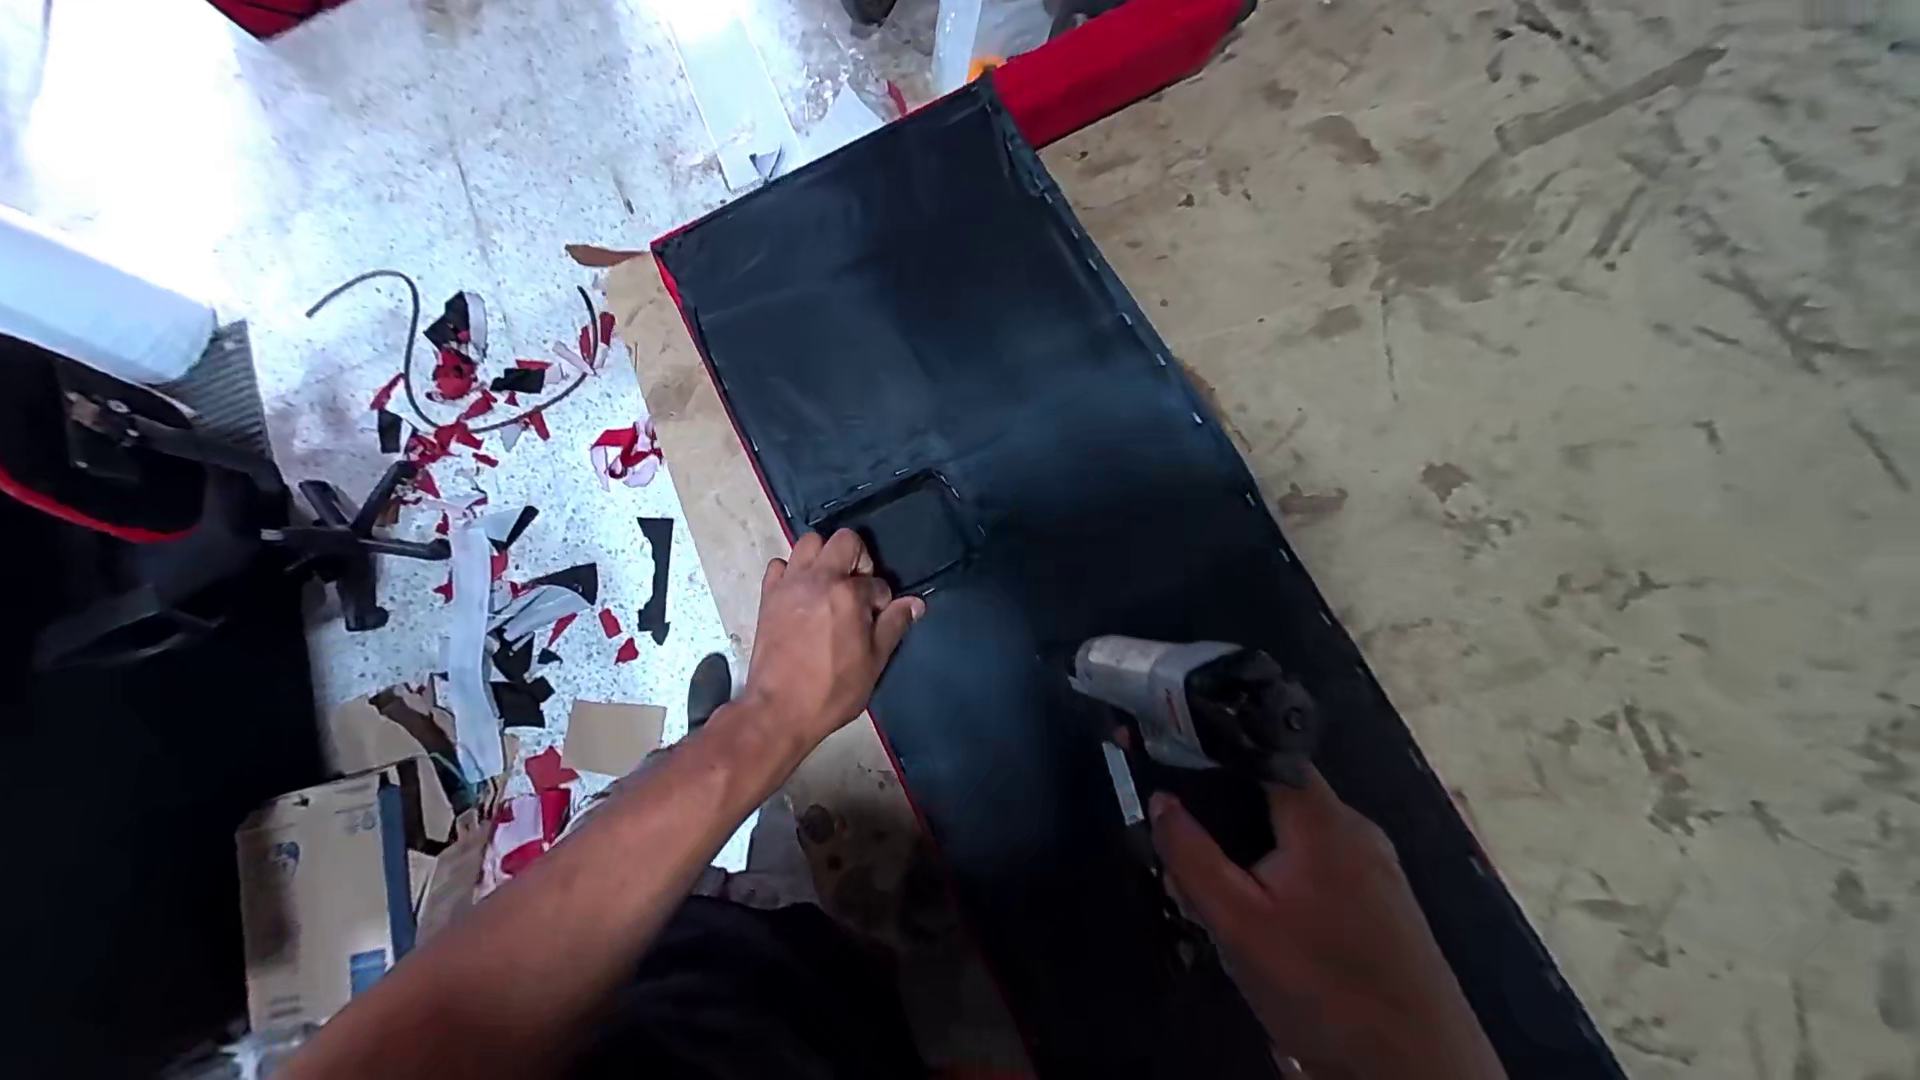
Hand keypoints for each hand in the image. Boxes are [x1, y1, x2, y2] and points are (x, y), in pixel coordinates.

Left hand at [738, 529, 923, 752]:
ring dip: (825, 557)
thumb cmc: (833, 689)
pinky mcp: (768, 596)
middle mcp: (818, 579)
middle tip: (858, 589)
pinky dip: (792, 571)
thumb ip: (895, 625)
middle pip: (844, 540)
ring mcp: (789, 584)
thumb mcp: (874, 661)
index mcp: (848, 594)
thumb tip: (915, 603)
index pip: (877, 582)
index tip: (877, 619)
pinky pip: (780, 565)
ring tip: (830, 585)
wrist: (780, 709)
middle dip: (858, 558)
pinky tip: (802, 594)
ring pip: (809, 542)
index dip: (882, 601)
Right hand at [1149, 773, 1505, 1079]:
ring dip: (1248, 852)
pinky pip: (1317, 864)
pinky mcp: (1383, 902)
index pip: (1262, 750)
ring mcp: (1375, 866)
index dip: (1213, 751)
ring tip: (1218, 899)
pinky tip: (1261, 921)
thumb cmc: (1322, 989)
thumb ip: (1190, 854)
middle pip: (1271, 795)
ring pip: (1292, 833)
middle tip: (1187, 861)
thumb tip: (1161, 800)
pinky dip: (1279, 874)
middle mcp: (1354, 828)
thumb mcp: (1236, 923)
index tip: (1173, 772)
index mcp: (1322, 817)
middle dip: (1222, 818)